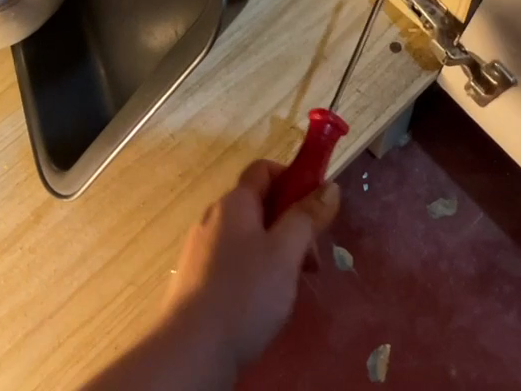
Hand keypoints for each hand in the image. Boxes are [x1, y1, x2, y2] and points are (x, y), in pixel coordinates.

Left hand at [161, 159, 340, 369]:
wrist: (191, 351)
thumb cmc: (245, 293)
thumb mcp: (286, 252)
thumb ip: (308, 216)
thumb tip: (329, 186)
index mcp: (235, 202)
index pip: (263, 169)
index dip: (292, 178)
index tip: (315, 207)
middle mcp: (214, 217)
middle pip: (259, 205)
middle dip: (289, 225)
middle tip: (309, 259)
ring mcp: (201, 249)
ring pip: (248, 237)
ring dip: (275, 252)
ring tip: (290, 286)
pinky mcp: (195, 280)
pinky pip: (233, 262)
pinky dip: (253, 273)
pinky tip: (262, 303)